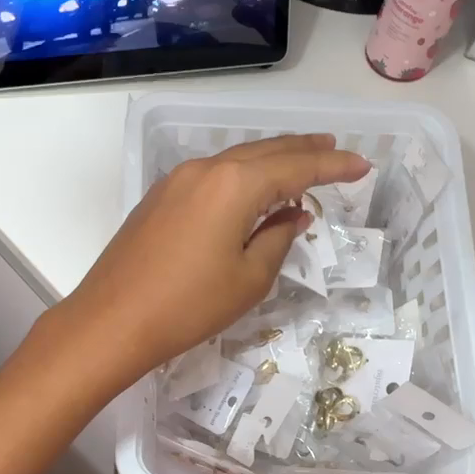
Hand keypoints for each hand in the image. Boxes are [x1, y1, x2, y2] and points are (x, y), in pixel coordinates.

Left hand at [42, 134, 370, 385]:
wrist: (111, 322)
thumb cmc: (187, 307)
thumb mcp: (247, 280)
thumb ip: (277, 240)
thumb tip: (293, 215)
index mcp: (235, 184)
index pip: (296, 167)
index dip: (333, 167)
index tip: (363, 167)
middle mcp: (206, 169)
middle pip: (265, 151)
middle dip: (304, 151)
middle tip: (335, 151)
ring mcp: (176, 181)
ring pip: (235, 161)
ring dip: (270, 161)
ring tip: (300, 163)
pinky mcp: (158, 200)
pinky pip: (211, 177)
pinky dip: (240, 177)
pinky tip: (251, 191)